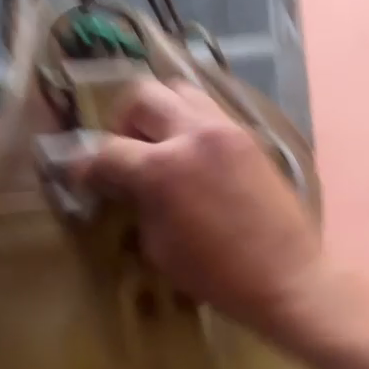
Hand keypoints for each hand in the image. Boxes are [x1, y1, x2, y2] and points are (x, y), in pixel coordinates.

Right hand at [70, 79, 328, 335]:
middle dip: (123, 122)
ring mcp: (226, 129)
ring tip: (161, 146)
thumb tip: (132, 190)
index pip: (108, 152)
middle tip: (125, 153)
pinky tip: (193, 155)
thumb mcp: (162, 249)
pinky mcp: (250, 137)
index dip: (87, 167)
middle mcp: (193, 134)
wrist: (287, 278)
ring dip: (160, 112)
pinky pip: (211, 110)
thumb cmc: (219, 277)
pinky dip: (191, 122)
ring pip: (180, 90)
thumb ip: (141, 208)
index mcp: (163, 169)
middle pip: (142, 96)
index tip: (82, 177)